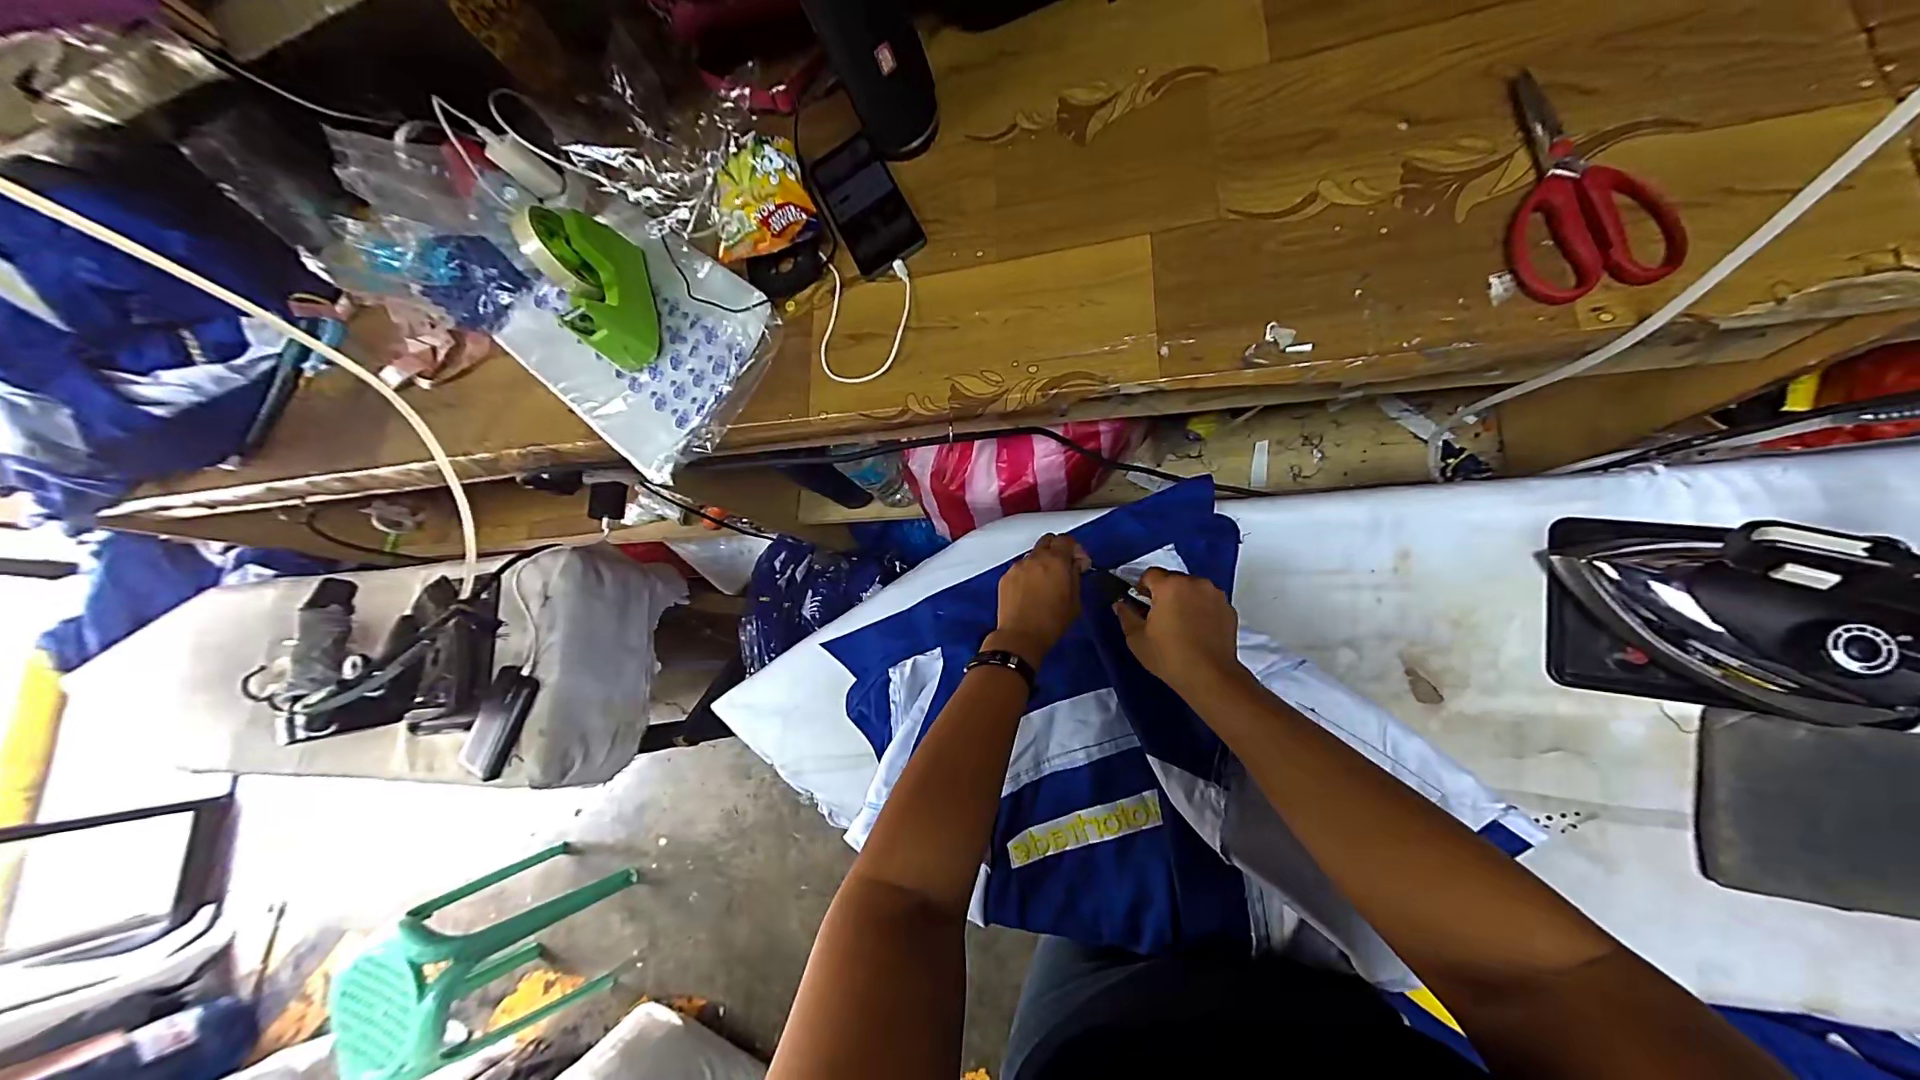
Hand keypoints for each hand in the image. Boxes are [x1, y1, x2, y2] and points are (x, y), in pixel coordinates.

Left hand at [989, 533, 1088, 665]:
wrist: (1020, 636)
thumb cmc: (1053, 621)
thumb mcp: (1075, 601)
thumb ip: (1075, 576)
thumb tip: (1074, 564)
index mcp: (1056, 561)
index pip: (1066, 540)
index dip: (1075, 549)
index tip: (1078, 563)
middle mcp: (1035, 558)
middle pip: (1048, 540)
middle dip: (1057, 549)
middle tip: (1062, 567)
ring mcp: (1018, 566)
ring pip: (1033, 554)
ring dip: (1041, 561)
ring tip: (1044, 582)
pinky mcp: (1006, 576)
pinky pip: (1020, 567)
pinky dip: (1028, 573)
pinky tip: (1030, 590)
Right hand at [1113, 567, 1245, 695]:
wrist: (1209, 676)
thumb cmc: (1168, 655)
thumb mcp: (1137, 638)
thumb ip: (1126, 615)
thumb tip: (1120, 604)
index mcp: (1170, 586)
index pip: (1150, 574)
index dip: (1141, 587)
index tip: (1140, 604)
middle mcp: (1195, 583)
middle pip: (1173, 579)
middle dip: (1164, 592)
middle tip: (1159, 615)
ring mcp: (1215, 595)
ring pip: (1192, 589)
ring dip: (1184, 598)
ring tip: (1180, 623)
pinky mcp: (1228, 609)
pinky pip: (1208, 601)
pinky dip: (1201, 608)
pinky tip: (1196, 629)